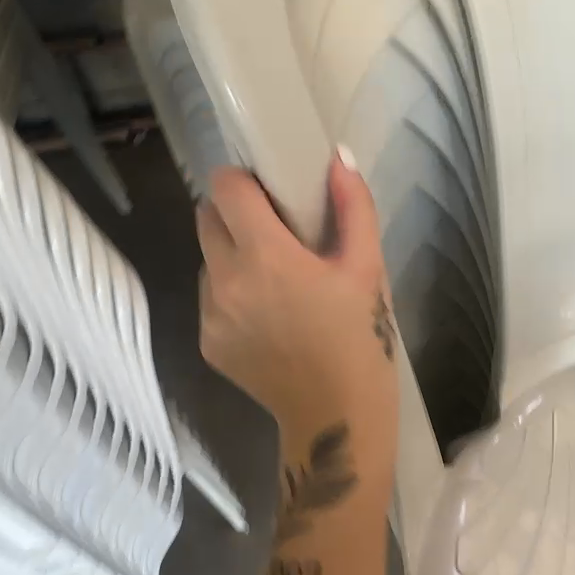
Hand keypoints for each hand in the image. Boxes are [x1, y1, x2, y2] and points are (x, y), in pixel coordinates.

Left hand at [197, 151, 397, 448]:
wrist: (337, 416)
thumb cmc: (361, 338)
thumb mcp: (368, 269)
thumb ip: (354, 208)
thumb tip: (338, 159)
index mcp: (265, 256)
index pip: (225, 187)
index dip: (245, 182)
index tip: (272, 195)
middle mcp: (225, 280)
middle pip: (206, 218)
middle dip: (235, 216)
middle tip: (276, 236)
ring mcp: (210, 315)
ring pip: (208, 260)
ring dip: (233, 258)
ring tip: (277, 285)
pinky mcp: (207, 343)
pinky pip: (211, 300)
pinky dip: (233, 298)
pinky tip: (270, 321)